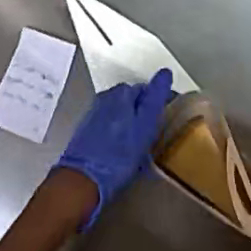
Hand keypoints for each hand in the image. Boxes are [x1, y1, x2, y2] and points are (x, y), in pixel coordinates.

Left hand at [53, 68, 172, 229]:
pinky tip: (123, 149)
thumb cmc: (118, 154)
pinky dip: (119, 131)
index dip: (158, 102)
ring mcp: (95, 112)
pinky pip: (111, 123)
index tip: (166, 117)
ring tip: (139, 145)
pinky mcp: (89, 128)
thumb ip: (155, 99)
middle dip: (144, 112)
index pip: (146, 89)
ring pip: (121, 112)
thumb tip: (165, 73)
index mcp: (121, 93)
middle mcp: (106, 97)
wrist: (83, 178)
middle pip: (132, 99)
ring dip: (131, 122)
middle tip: (154, 133)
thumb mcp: (144, 126)